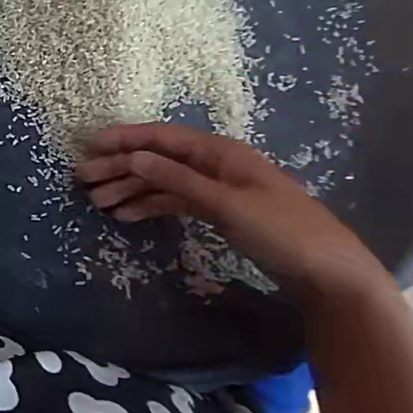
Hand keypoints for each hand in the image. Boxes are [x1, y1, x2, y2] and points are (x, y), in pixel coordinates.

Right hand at [76, 123, 392, 313]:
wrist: (329, 273)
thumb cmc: (281, 231)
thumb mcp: (227, 204)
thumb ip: (178, 179)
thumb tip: (133, 156)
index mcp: (219, 152)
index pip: (162, 139)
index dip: (124, 139)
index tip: (89, 145)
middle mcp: (214, 163)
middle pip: (157, 159)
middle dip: (119, 167)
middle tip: (83, 180)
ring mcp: (215, 187)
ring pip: (162, 181)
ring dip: (130, 189)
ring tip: (97, 203)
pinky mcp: (217, 211)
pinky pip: (174, 201)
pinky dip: (150, 206)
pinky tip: (126, 215)